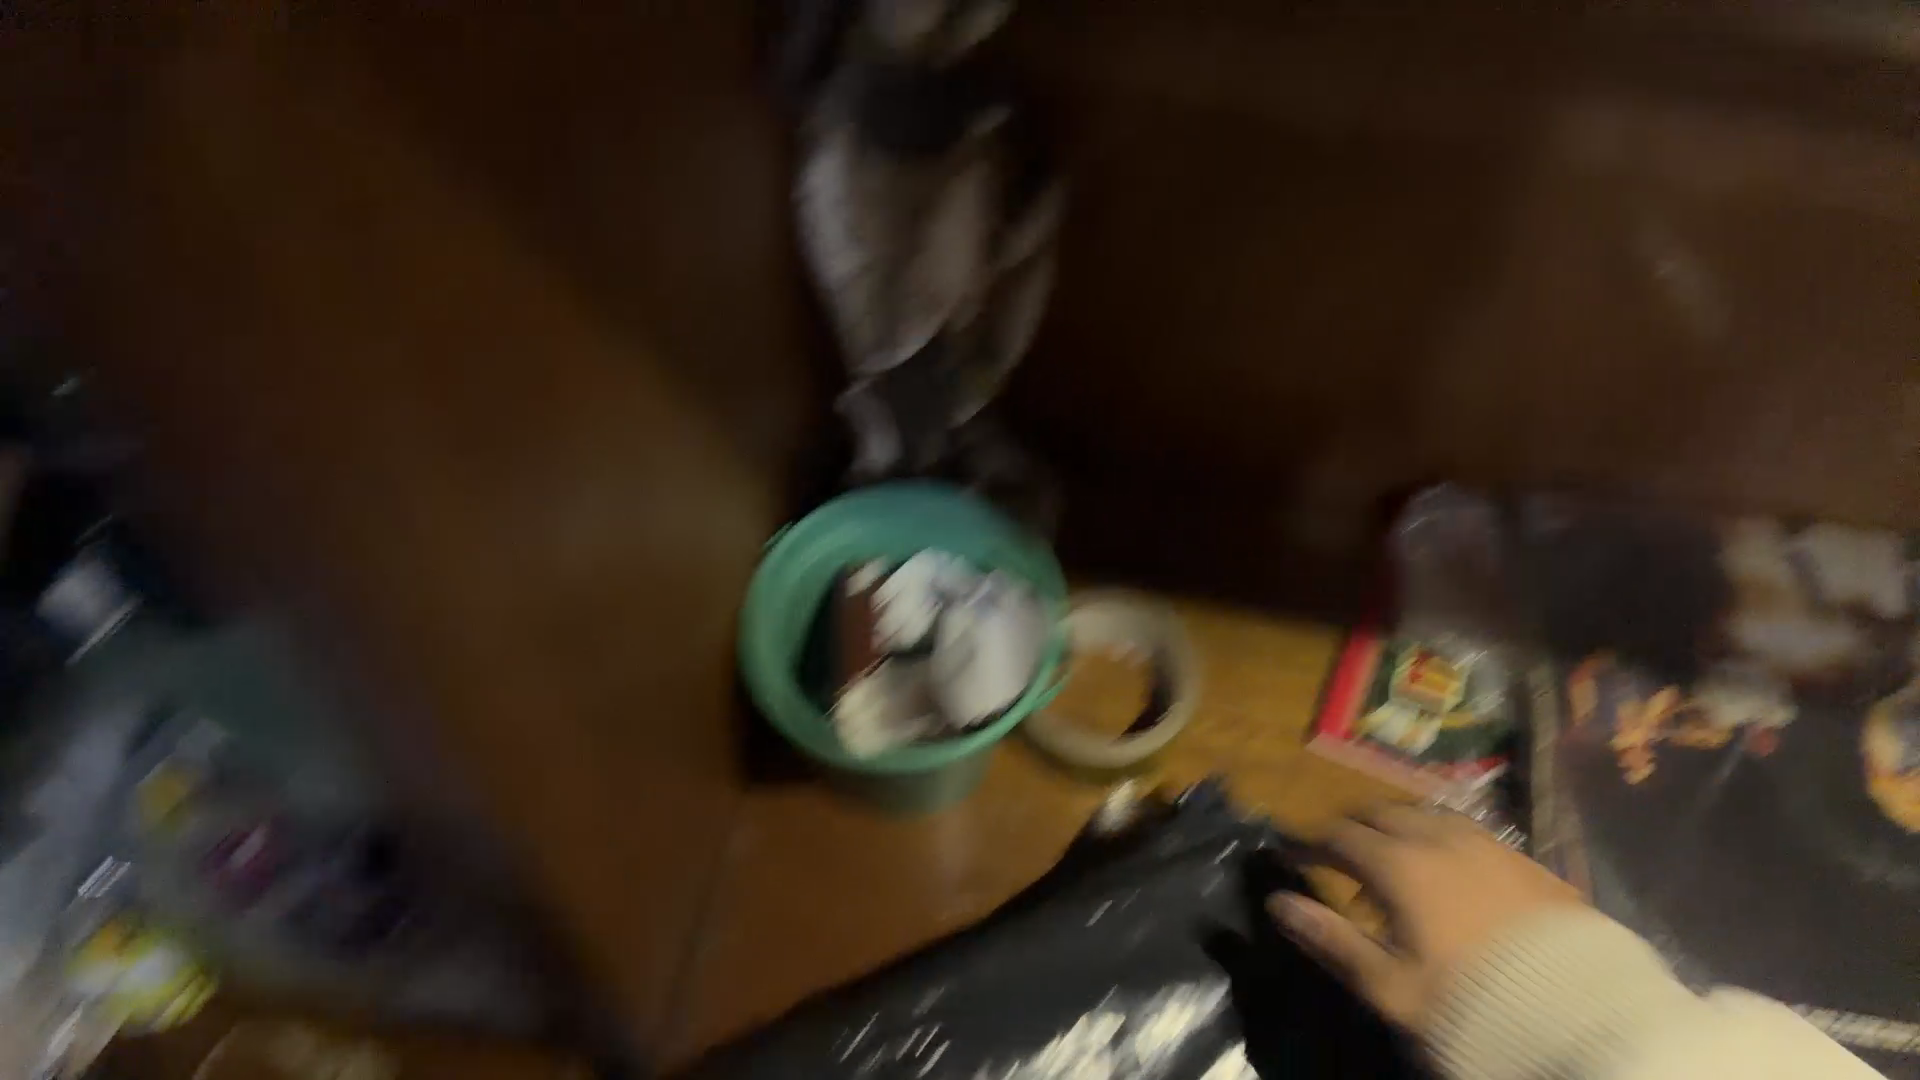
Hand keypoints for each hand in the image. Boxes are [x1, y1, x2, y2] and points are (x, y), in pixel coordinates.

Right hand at [1269, 804, 1584, 1032]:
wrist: (1588, 1021)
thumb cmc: (1471, 1002)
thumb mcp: (1390, 985)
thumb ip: (1329, 938)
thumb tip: (1276, 903)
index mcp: (1398, 863)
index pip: (1337, 836)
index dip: (1308, 842)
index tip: (1289, 854)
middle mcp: (1437, 838)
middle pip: (1379, 812)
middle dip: (1350, 826)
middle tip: (1336, 850)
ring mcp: (1487, 844)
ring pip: (1425, 813)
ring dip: (1397, 825)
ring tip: (1391, 851)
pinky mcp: (1525, 860)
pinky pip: (1468, 830)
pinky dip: (1440, 836)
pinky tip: (1448, 864)